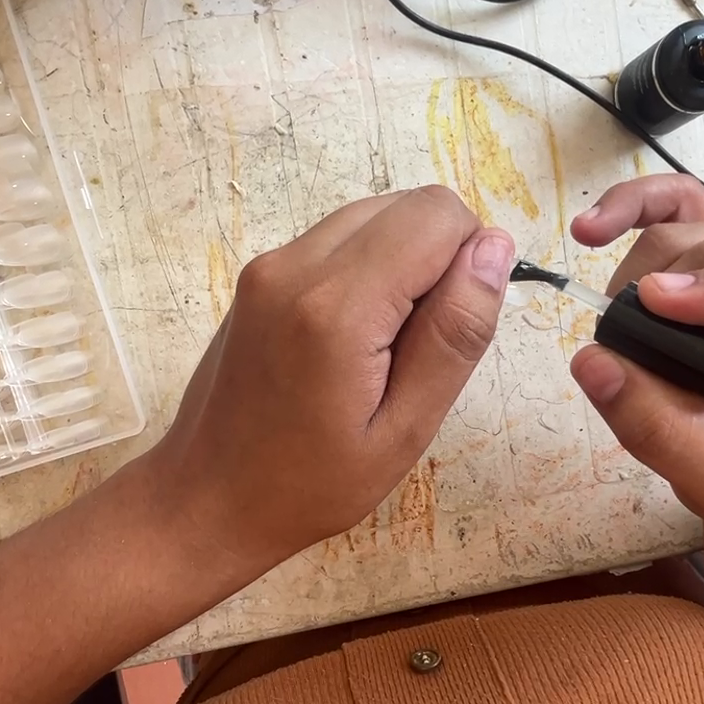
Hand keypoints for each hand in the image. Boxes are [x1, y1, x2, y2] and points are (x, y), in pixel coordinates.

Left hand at [140, 186, 514, 572]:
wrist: (209, 497)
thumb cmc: (311, 485)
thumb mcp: (404, 430)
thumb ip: (454, 336)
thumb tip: (494, 247)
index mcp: (337, 307)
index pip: (439, 216)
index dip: (469, 262)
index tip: (449, 332)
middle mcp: (295, 264)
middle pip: (408, 205)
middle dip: (437, 260)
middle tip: (414, 348)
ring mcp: (268, 265)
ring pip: (372, 217)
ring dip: (399, 265)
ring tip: (378, 349)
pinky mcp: (256, 275)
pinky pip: (335, 241)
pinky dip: (363, 272)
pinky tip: (346, 341)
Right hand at [568, 176, 703, 532]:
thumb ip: (663, 429)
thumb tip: (593, 360)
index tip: (659, 303)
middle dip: (673, 286)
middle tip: (627, 342)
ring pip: (697, 229)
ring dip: (643, 274)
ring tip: (621, 334)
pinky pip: (684, 209)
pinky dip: (636, 210)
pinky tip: (593, 229)